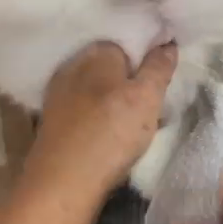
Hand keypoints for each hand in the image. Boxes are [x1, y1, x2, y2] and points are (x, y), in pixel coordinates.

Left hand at [23, 42, 176, 200]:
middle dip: (132, 79)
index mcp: (97, 53)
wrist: (64, 181)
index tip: (164, 78)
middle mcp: (74, 66)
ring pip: (98, 88)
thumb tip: (167, 43)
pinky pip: (86, 108)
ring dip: (116, 100)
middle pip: (112, 66)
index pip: (129, 42)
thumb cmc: (111, 133)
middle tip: (155, 102)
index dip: (149, 57)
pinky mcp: (55, 119)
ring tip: (137, 121)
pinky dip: (101, 116)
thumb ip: (159, 68)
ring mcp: (60, 93)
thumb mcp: (147, 98)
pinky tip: (112, 133)